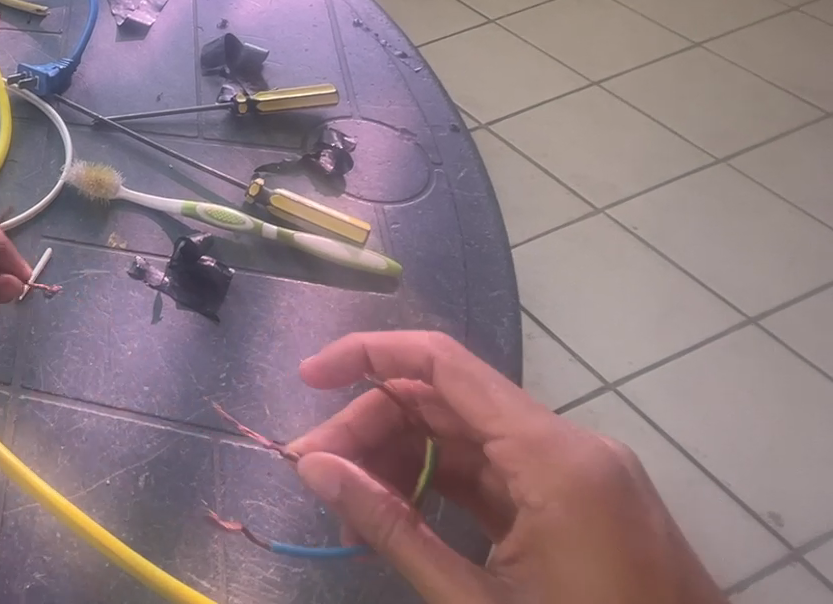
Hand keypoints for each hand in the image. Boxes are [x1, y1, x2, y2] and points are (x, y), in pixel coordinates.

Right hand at [286, 331, 723, 603]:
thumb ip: (389, 526)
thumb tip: (308, 466)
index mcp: (555, 457)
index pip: (440, 363)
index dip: (364, 356)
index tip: (306, 379)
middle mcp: (567, 448)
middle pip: (439, 404)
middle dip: (368, 430)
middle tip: (314, 471)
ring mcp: (575, 478)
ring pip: (457, 438)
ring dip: (395, 461)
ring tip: (349, 506)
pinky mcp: (575, 506)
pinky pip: (486, 473)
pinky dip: (433, 485)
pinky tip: (394, 513)